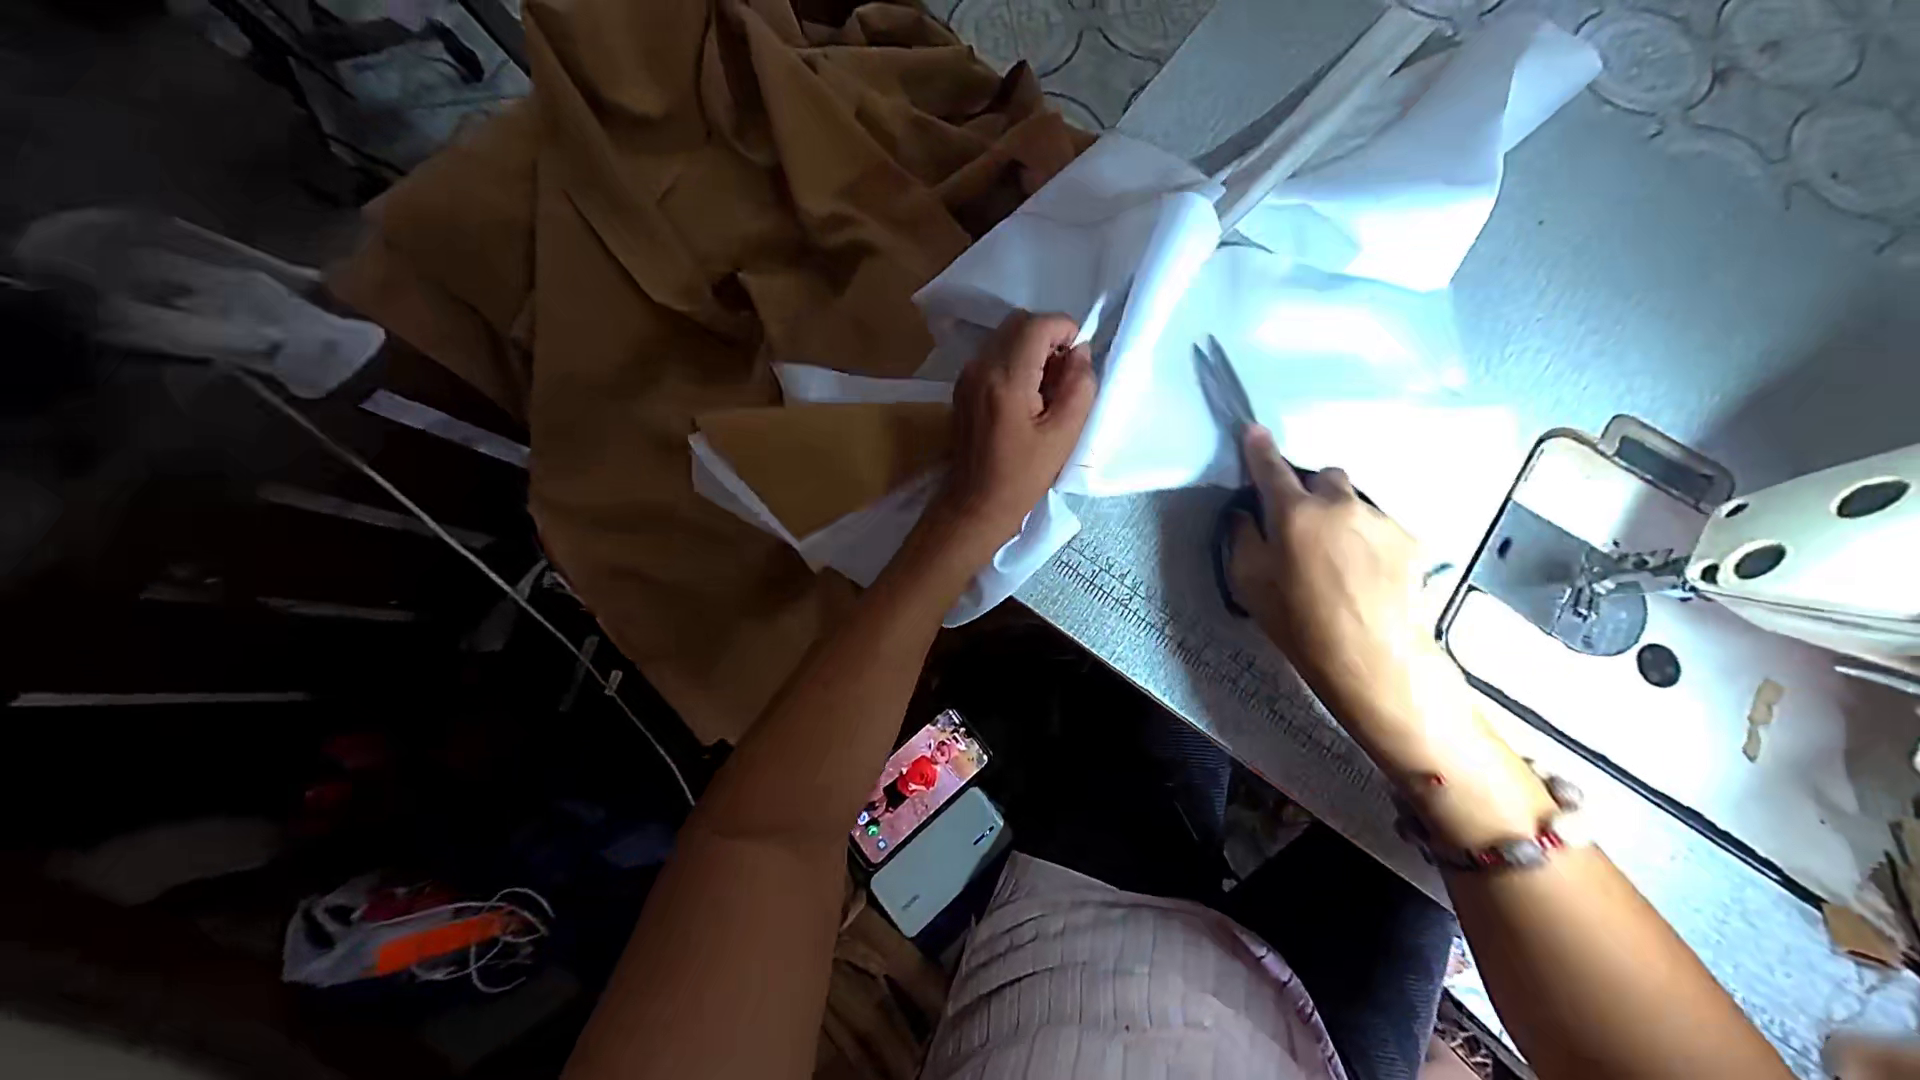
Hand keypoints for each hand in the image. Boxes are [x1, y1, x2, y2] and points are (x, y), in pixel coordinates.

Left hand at [933, 310, 1096, 550]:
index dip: (1065, 331)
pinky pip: (992, 356)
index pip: (1038, 325)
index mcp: (1006, 378)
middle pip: (1018, 323)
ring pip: (1005, 337)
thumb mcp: (1063, 435)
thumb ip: (1079, 386)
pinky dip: (1014, 362)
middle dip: (1048, 338)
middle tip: (1063, 375)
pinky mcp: (961, 388)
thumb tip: (1080, 352)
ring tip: (1045, 390)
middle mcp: (980, 367)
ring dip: (1031, 350)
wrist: (975, 503)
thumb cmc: (1022, 476)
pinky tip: (1024, 398)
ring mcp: (966, 376)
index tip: (1077, 360)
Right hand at [1228, 425, 1554, 846]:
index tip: (1254, 432)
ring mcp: (1380, 519)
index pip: (1271, 467)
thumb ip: (1242, 536)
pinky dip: (1366, 537)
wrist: (1369, 656)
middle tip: (1301, 522)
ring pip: (1354, 501)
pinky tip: (1365, 570)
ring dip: (1341, 514)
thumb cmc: (1295, 618)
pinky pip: (1379, 526)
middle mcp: (1340, 504)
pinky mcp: (1409, 541)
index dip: (1259, 449)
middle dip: (1310, 490)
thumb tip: (1246, 513)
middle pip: (1324, 476)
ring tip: (1337, 554)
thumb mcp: (1247, 580)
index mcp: (1294, 511)